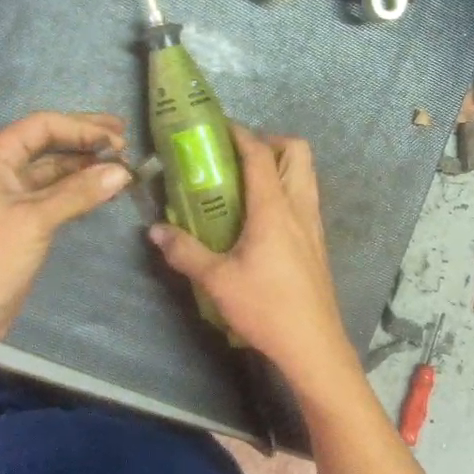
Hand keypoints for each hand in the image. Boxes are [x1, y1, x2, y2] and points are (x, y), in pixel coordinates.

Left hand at [0, 112, 131, 341]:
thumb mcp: (34, 221)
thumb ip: (78, 193)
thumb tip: (123, 171)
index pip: (42, 126)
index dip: (83, 128)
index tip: (119, 139)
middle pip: (47, 143)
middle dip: (85, 141)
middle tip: (126, 141)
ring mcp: (6, 196)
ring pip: (52, 171)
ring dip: (84, 168)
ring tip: (123, 169)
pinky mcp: (16, 221)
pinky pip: (51, 195)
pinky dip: (76, 192)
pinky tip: (103, 192)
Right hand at [148, 126, 356, 390]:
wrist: (313, 345)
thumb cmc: (266, 308)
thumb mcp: (217, 281)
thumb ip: (185, 252)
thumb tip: (156, 232)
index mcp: (274, 208)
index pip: (260, 154)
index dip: (240, 134)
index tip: (217, 128)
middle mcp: (299, 207)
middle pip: (297, 152)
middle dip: (269, 142)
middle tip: (237, 157)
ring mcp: (313, 225)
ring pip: (305, 174)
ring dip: (279, 166)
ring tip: (244, 184)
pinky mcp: (317, 244)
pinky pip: (305, 198)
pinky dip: (285, 191)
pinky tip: (259, 219)